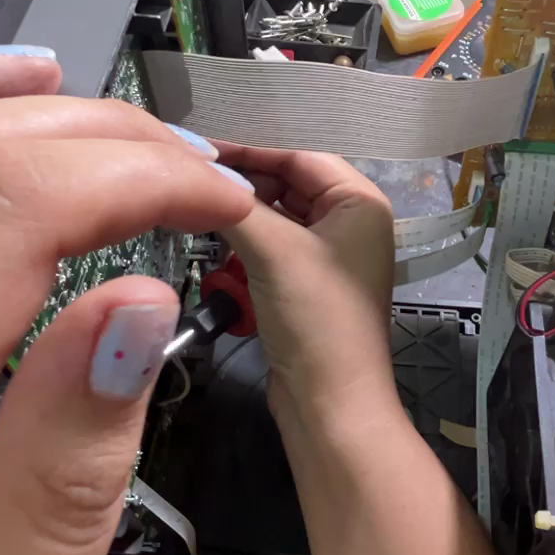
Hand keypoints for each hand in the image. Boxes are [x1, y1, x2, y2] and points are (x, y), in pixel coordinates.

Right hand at [216, 147, 396, 418]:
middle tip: (194, 185)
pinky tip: (221, 250)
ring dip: (244, 221)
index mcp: (360, 203)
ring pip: (279, 221)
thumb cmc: (315, 317)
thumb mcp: (274, 250)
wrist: (330, 402)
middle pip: (289, 188)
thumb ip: (237, 205)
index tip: (200, 153)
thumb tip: (198, 174)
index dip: (251, 154)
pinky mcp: (312, 287)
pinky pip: (276, 252)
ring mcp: (333, 259)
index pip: (300, 158)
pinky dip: (250, 249)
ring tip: (202, 216)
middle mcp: (352, 225)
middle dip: (245, 189)